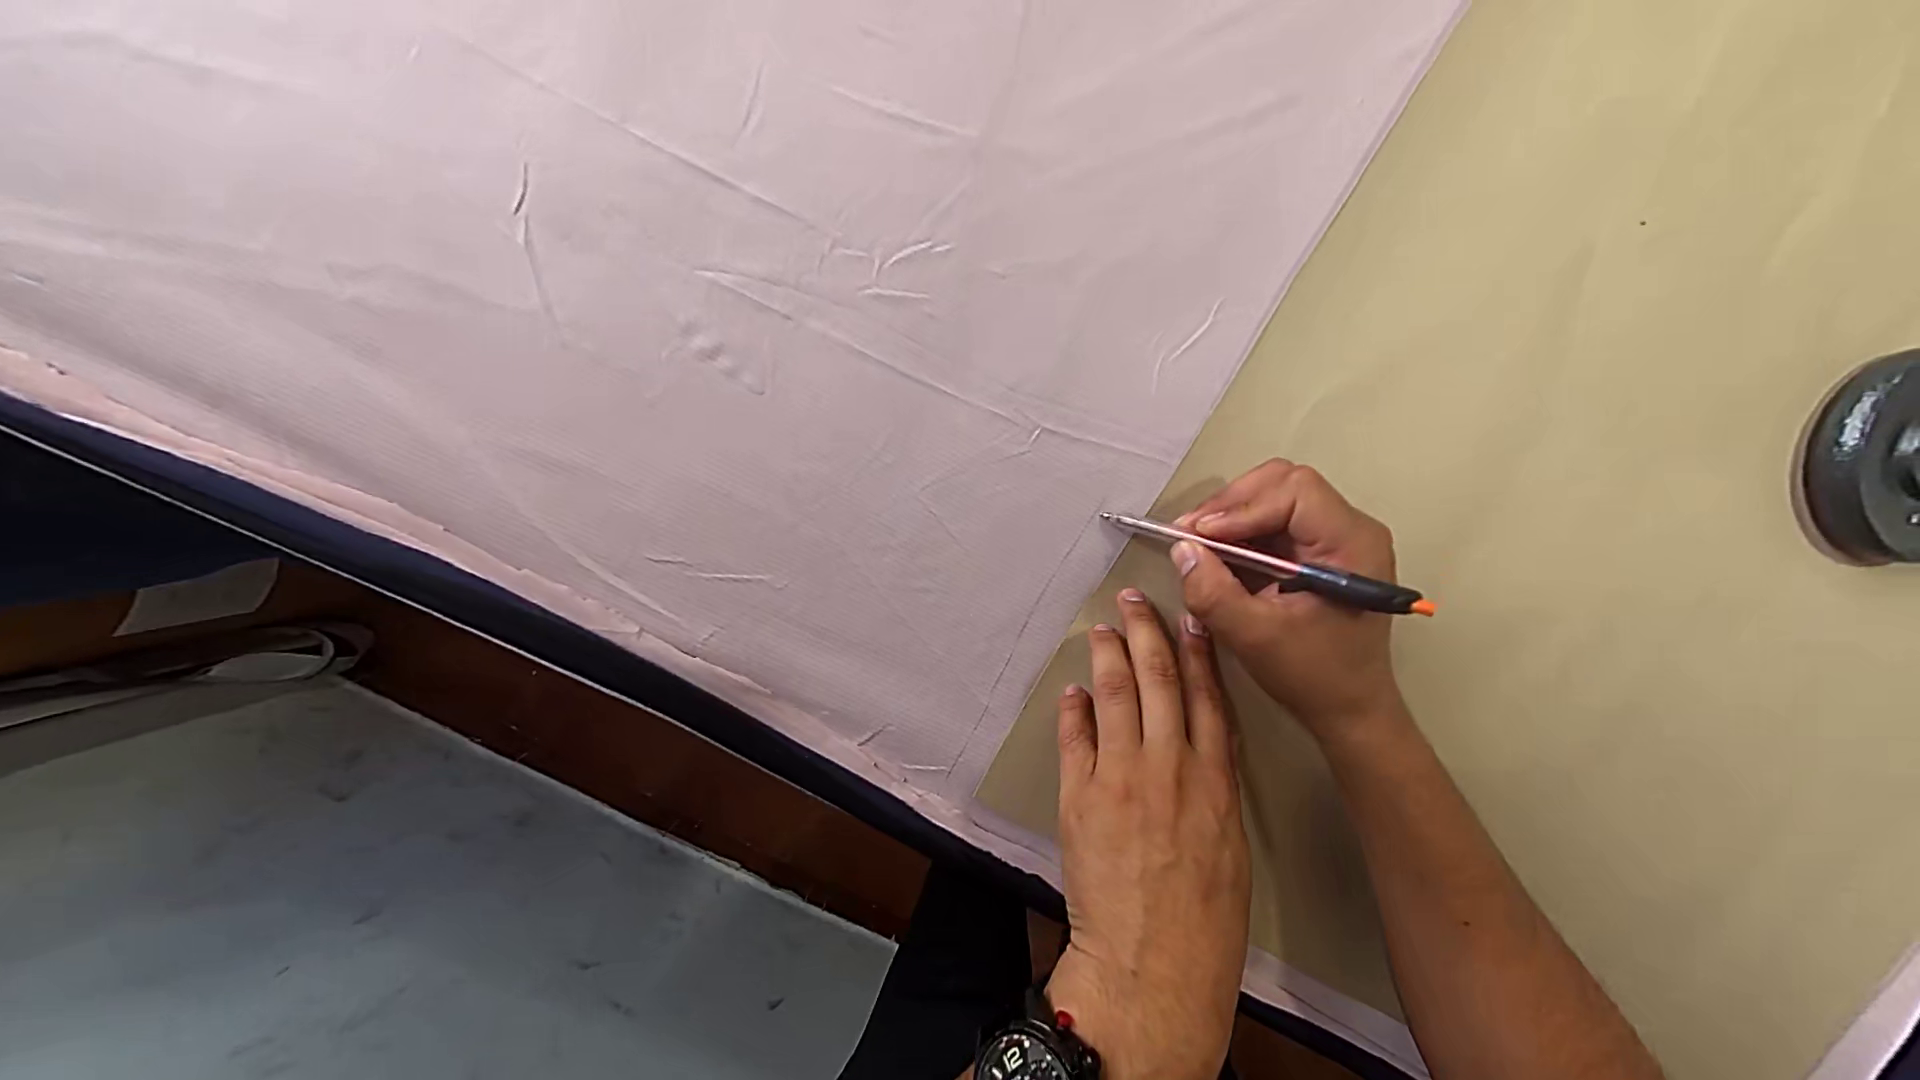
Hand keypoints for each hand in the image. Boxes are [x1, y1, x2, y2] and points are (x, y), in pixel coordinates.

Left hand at [1045, 589, 1250, 1079]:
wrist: (1153, 969)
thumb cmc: (1205, 920)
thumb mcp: (1229, 848)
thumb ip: (1213, 789)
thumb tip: (1194, 745)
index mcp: (1216, 781)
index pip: (1206, 698)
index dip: (1196, 653)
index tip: (1188, 620)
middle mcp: (1171, 768)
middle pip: (1159, 681)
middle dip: (1146, 633)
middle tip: (1134, 599)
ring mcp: (1122, 778)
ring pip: (1117, 696)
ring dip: (1108, 656)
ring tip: (1102, 627)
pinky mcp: (1081, 796)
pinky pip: (1076, 738)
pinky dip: (1074, 709)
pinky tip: (1073, 689)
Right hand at [1171, 459, 1403, 736]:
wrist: (1348, 708)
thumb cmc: (1316, 676)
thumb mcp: (1255, 638)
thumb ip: (1214, 593)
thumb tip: (1182, 551)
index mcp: (1351, 544)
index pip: (1293, 492)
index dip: (1241, 508)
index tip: (1201, 536)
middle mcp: (1348, 530)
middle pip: (1281, 482)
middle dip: (1230, 504)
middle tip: (1191, 535)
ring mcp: (1331, 537)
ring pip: (1271, 495)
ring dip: (1228, 516)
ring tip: (1197, 545)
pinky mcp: (1312, 549)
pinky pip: (1268, 519)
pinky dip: (1235, 531)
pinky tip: (1215, 554)